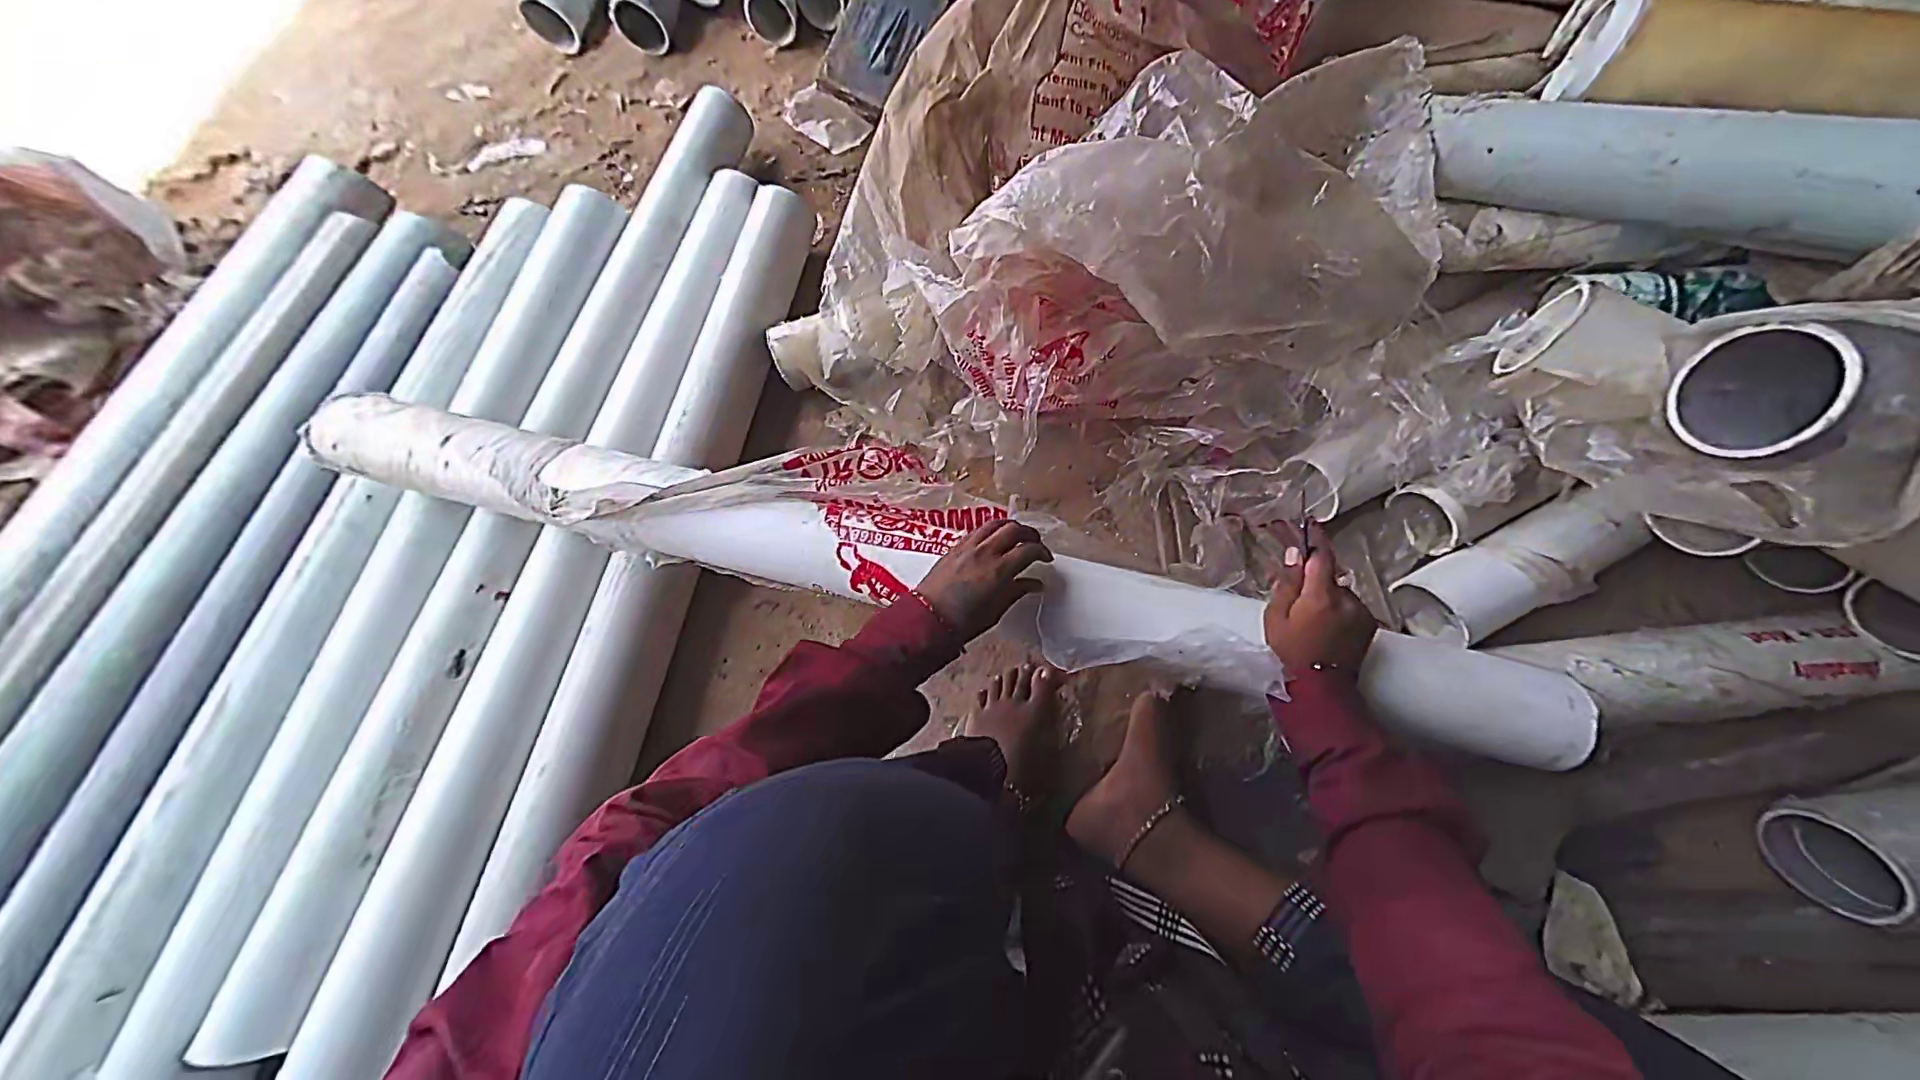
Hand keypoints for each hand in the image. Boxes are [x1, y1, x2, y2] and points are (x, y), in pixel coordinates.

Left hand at [916, 517, 1052, 640]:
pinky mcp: (954, 548)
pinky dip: (990, 530)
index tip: (1046, 558)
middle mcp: (984, 552)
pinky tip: (993, 539)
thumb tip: (1035, 584)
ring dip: (1009, 526)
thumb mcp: (996, 610)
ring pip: (994, 524)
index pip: (1029, 550)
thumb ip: (1017, 591)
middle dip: (1029, 533)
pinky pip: (977, 530)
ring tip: (1016, 535)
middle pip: (1013, 529)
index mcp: (999, 570)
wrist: (928, 619)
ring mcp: (967, 547)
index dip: (1042, 552)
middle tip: (1035, 543)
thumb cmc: (963, 622)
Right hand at [1264, 522, 1376, 674]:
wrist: (1319, 689)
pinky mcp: (1368, 624)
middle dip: (1312, 575)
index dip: (1315, 537)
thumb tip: (1297, 555)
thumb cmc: (1289, 654)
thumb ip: (1287, 583)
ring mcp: (1361, 612)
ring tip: (1306, 616)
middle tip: (1293, 584)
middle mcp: (1347, 599)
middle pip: (1329, 574)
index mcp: (1321, 596)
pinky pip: (1349, 605)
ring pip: (1339, 590)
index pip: (1322, 556)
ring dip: (1324, 594)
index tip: (1308, 523)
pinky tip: (1321, 625)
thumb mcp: (1276, 617)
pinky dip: (1336, 608)